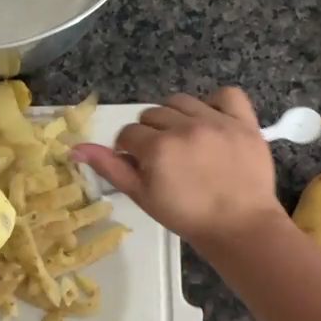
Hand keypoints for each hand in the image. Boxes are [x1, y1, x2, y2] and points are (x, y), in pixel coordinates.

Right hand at [71, 88, 286, 247]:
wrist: (239, 225)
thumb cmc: (185, 215)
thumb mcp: (141, 194)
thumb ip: (110, 167)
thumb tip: (75, 148)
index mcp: (157, 147)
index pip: (128, 133)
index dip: (128, 150)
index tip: (140, 165)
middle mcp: (185, 127)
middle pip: (151, 114)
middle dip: (150, 133)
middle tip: (162, 156)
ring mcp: (217, 122)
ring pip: (181, 101)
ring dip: (174, 116)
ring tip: (183, 139)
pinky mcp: (244, 122)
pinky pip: (226, 95)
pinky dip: (214, 103)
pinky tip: (210, 121)